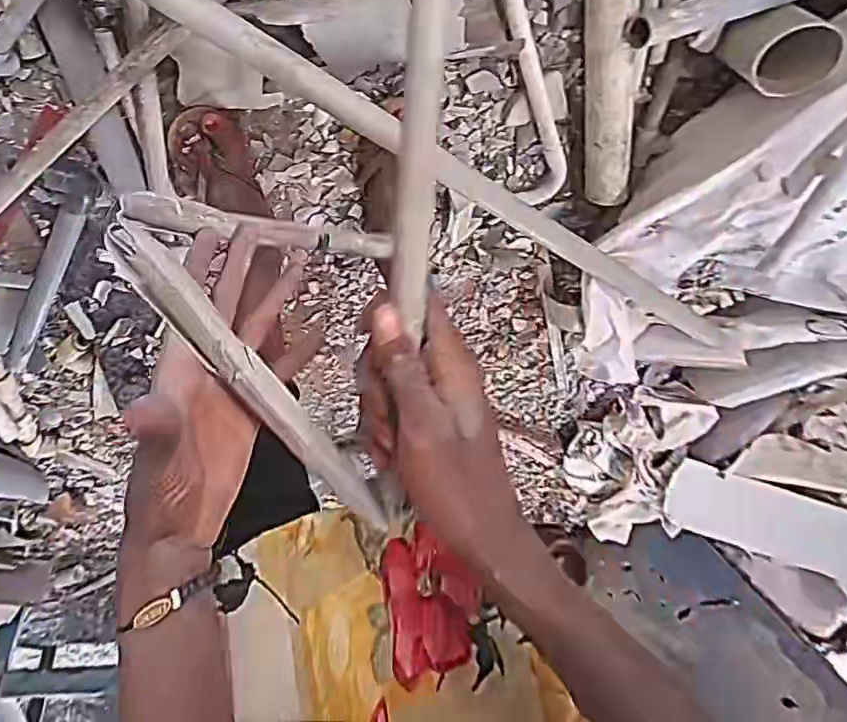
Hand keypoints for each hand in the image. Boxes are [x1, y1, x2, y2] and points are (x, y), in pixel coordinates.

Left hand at [123, 229, 315, 550]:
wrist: (182, 527)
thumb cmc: (161, 489)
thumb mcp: (158, 453)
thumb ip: (155, 427)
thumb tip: (137, 413)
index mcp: (181, 363)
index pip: (192, 303)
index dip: (200, 266)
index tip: (214, 234)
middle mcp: (208, 363)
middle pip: (231, 303)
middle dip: (245, 266)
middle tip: (260, 233)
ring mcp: (232, 382)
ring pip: (259, 328)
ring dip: (277, 297)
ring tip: (297, 266)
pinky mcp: (253, 404)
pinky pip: (280, 368)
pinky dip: (298, 348)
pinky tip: (315, 328)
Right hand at [359, 295, 539, 584]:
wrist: (482, 542)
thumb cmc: (457, 487)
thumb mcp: (421, 424)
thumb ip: (401, 366)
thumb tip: (384, 309)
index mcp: (452, 362)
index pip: (421, 302)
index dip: (389, 304)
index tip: (364, 329)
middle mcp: (444, 371)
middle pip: (392, 343)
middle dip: (376, 378)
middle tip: (385, 413)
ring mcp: (434, 394)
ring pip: (386, 377)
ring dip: (378, 410)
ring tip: (392, 444)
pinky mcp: (426, 416)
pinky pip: (390, 405)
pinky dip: (383, 428)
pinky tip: (392, 454)